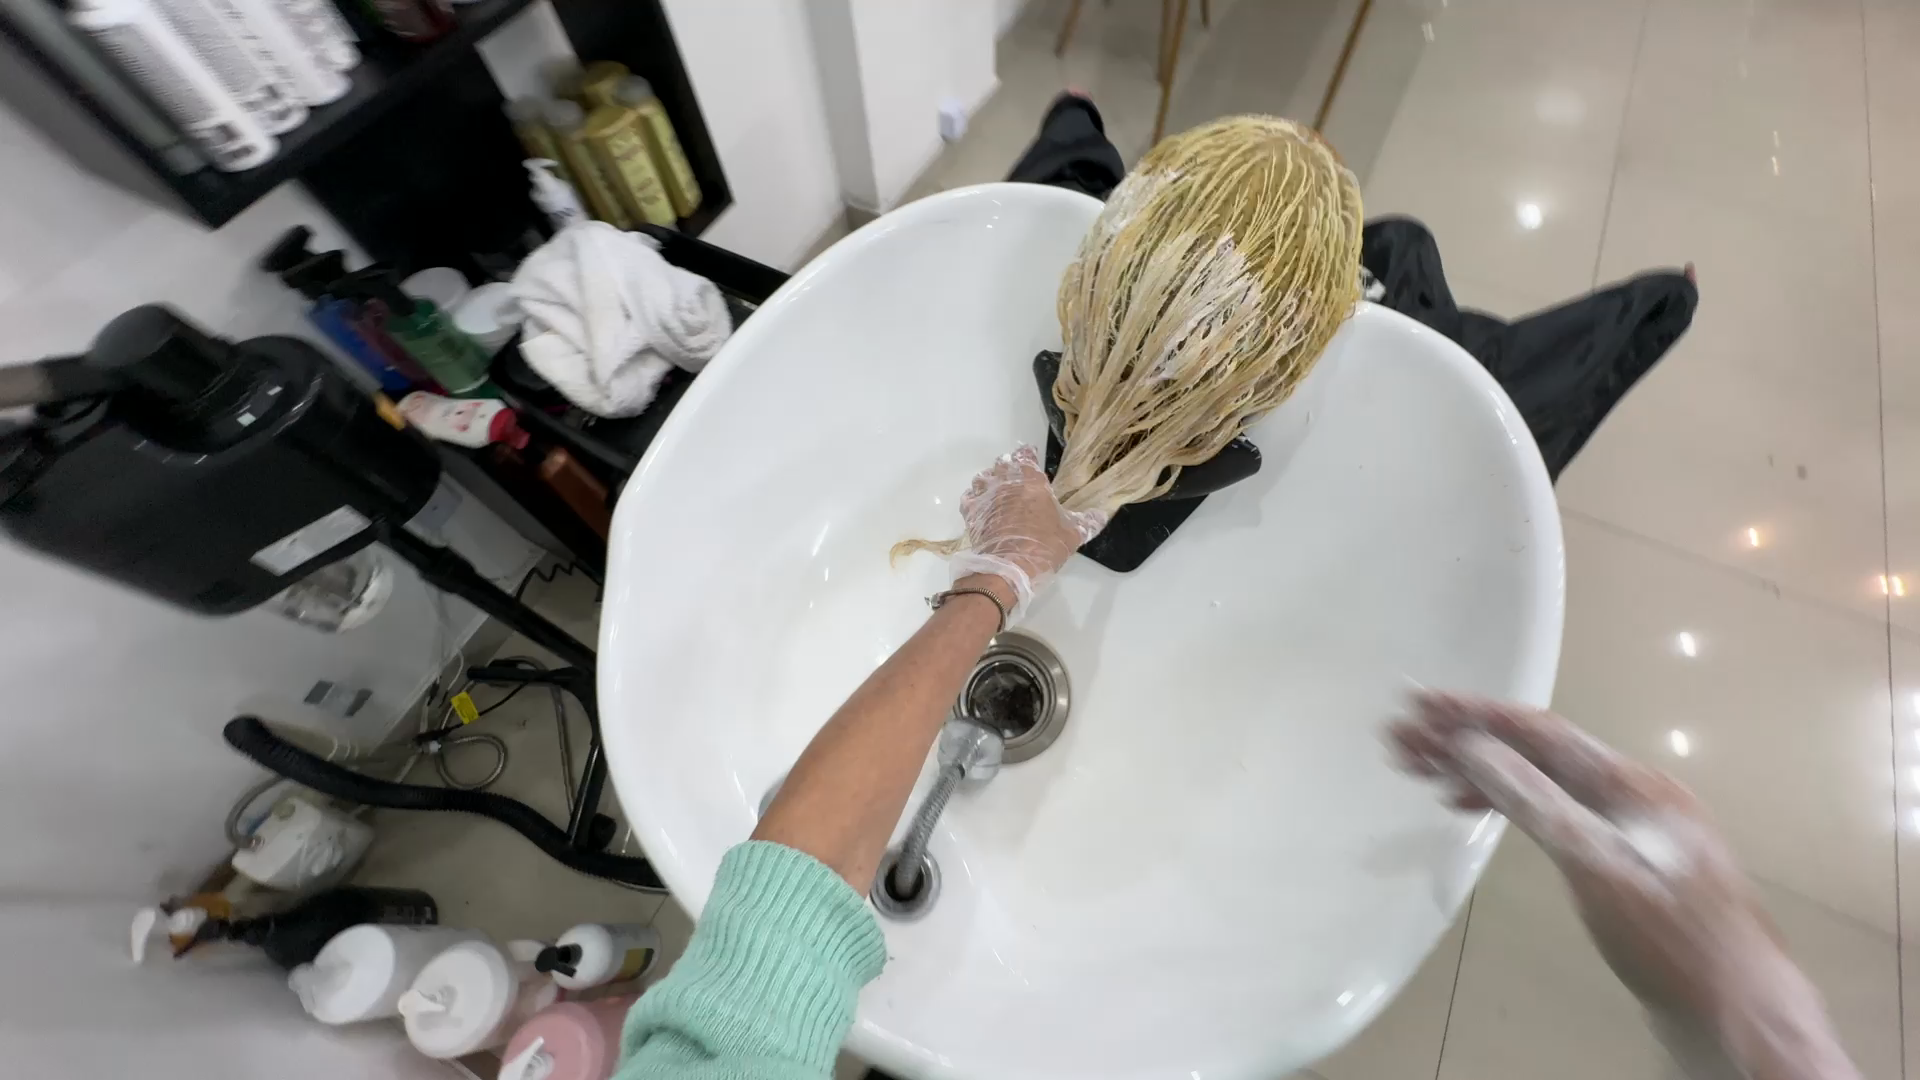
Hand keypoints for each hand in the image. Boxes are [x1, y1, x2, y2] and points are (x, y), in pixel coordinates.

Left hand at [950, 445, 1106, 618]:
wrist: (1008, 569)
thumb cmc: (1043, 548)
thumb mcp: (1072, 535)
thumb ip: (1086, 521)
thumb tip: (1101, 514)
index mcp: (1032, 482)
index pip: (1026, 456)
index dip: (1028, 456)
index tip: (1031, 458)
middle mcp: (1006, 483)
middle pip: (1003, 465)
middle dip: (1009, 468)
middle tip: (1015, 478)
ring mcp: (986, 497)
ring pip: (983, 478)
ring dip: (990, 481)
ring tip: (997, 491)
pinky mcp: (971, 513)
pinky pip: (969, 497)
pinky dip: (974, 498)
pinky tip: (981, 506)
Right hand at [1390, 692, 1858, 1079]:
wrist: (1739, 1020)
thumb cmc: (1668, 936)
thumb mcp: (1592, 862)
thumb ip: (1530, 798)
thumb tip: (1469, 745)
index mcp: (1628, 782)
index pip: (1537, 729)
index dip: (1474, 712)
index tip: (1418, 704)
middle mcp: (1624, 791)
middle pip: (1529, 751)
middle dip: (1462, 740)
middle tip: (1401, 740)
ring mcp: (1620, 823)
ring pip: (1530, 778)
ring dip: (1472, 769)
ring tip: (1417, 768)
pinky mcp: (1611, 854)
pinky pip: (1541, 807)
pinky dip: (1498, 800)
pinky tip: (1465, 804)